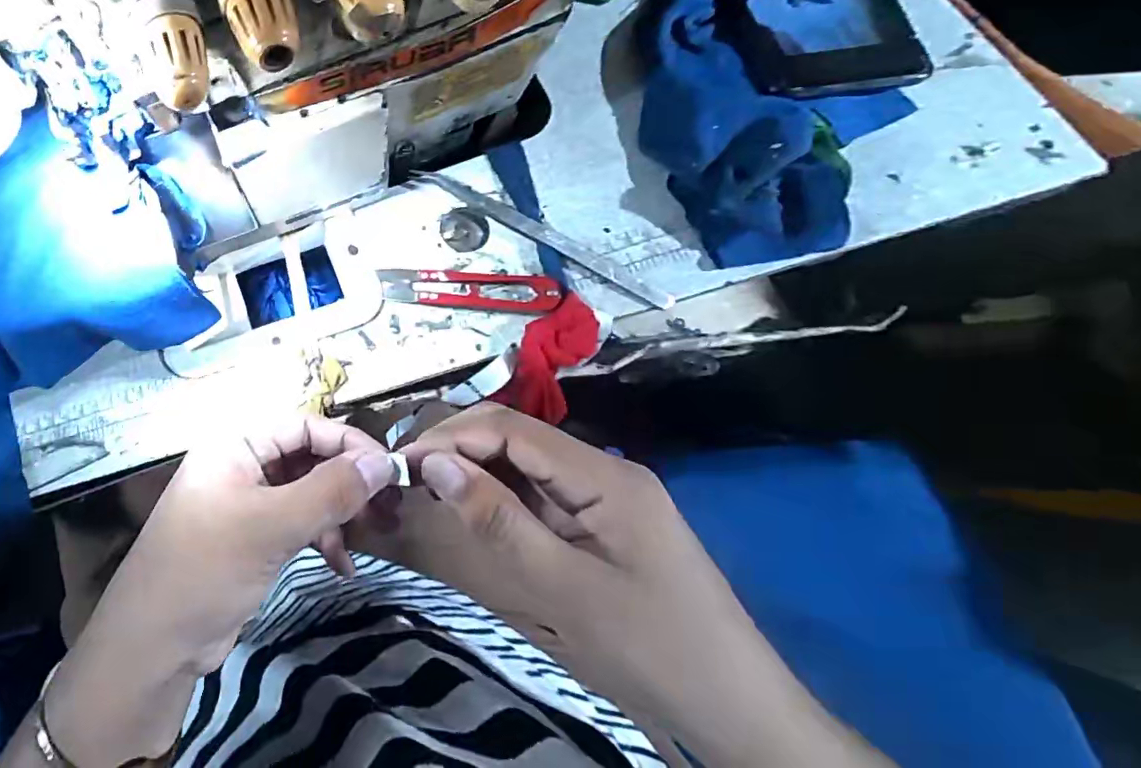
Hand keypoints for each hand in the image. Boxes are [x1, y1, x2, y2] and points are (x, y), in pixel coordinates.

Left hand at [41, 414, 396, 762]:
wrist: (155, 644)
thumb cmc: (208, 566)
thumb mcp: (272, 525)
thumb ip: (330, 490)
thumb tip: (384, 462)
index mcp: (236, 442)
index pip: (304, 424)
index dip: (348, 444)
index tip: (389, 471)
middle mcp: (242, 463)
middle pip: (309, 457)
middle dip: (348, 482)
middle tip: (388, 510)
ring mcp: (247, 501)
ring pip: (308, 492)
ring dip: (340, 513)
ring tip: (373, 538)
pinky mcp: (252, 536)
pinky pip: (298, 523)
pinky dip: (323, 539)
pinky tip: (342, 566)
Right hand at [388, 403, 887, 767]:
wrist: (739, 713)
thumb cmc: (655, 651)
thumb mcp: (567, 592)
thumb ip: (498, 522)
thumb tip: (434, 464)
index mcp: (606, 476)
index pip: (513, 429)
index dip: (452, 437)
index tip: (401, 463)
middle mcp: (604, 471)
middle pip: (517, 436)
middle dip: (457, 446)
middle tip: (404, 476)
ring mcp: (603, 495)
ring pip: (523, 462)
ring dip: (472, 468)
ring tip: (422, 488)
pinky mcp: (599, 521)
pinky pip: (536, 492)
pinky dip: (495, 495)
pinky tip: (467, 507)